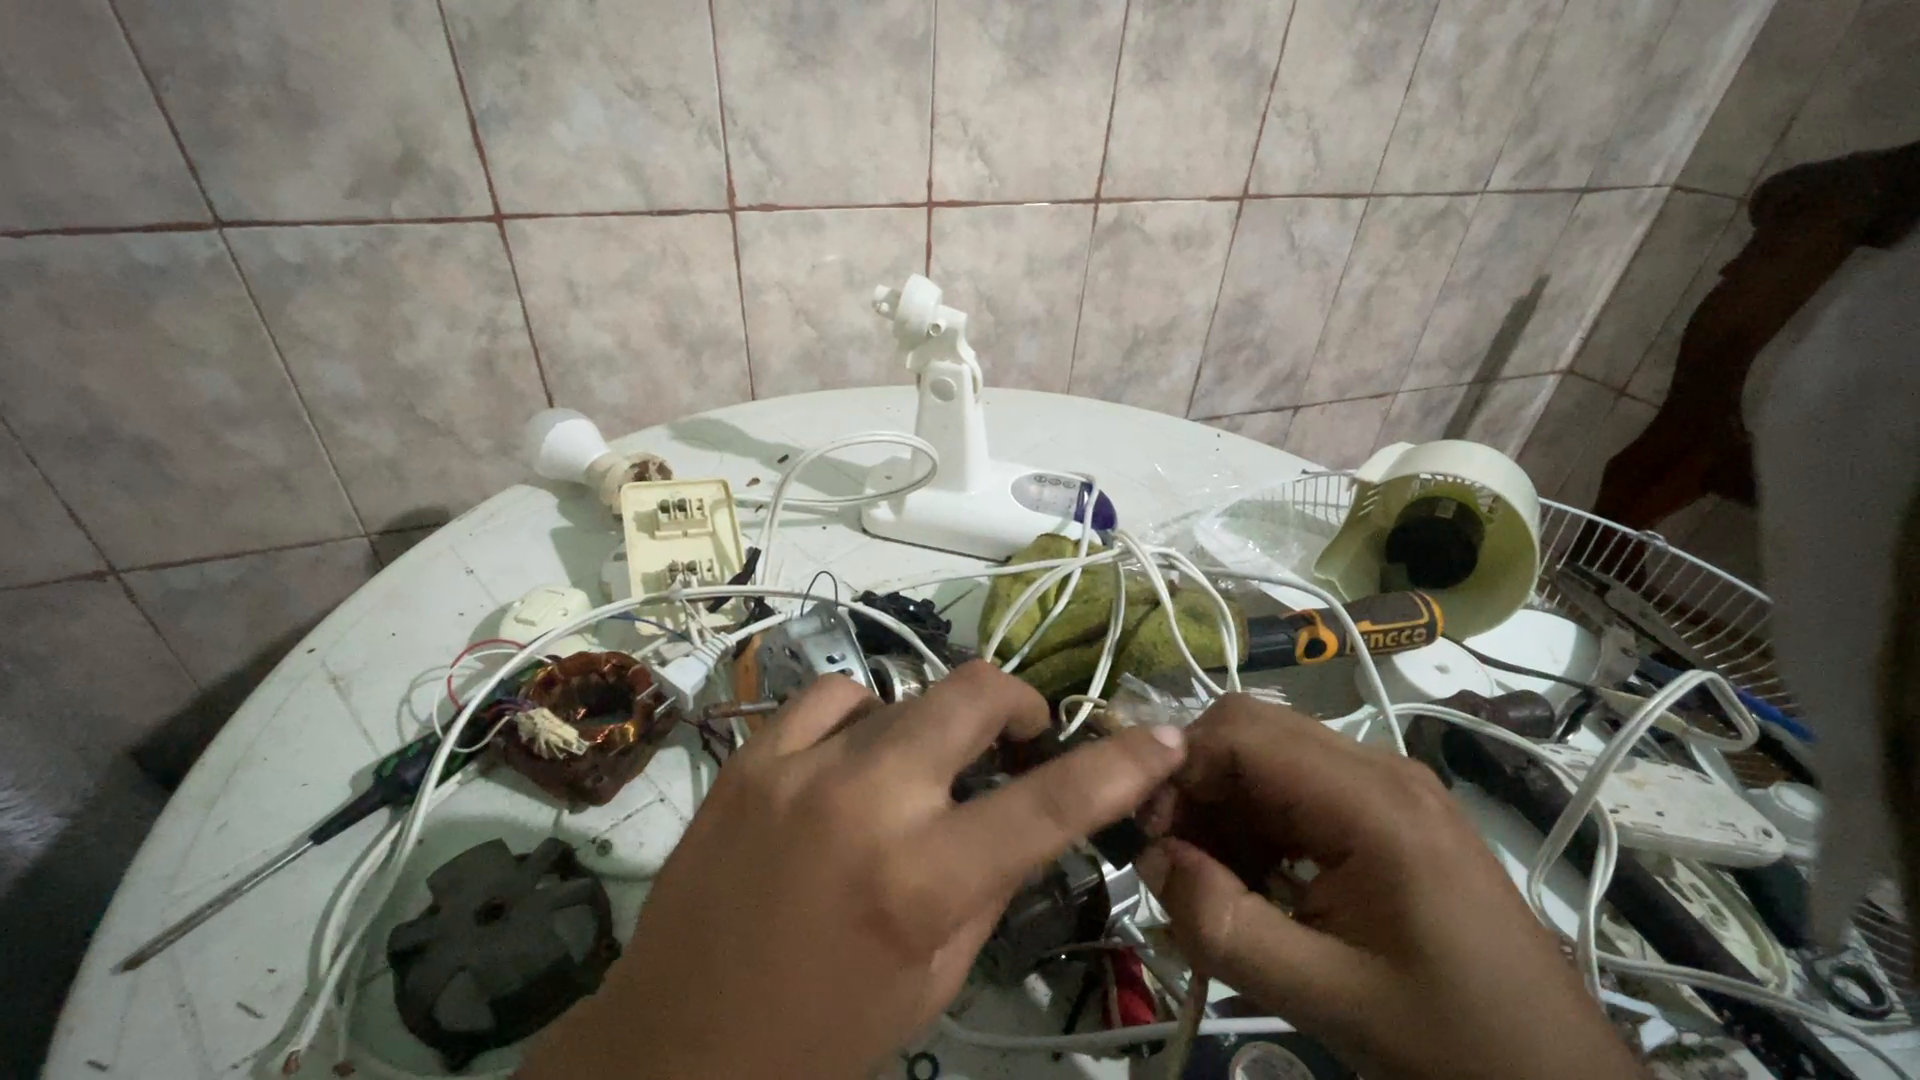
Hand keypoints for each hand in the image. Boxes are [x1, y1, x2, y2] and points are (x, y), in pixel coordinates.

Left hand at [519, 661, 1186, 1079]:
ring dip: (930, 723)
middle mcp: (865, 803)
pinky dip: (858, 717)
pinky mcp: (747, 759)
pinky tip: (850, 756)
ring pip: (900, 690)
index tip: (1162, 736)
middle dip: (1017, 705)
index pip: (1050, 804)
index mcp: (923, 881)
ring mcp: (797, 768)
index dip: (1119, 766)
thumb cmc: (822, 1034)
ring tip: (918, 766)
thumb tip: (1025, 813)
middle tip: (1020, 738)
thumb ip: (988, 883)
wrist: (678, 1048)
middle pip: (972, 695)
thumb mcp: (935, 976)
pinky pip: (827, 698)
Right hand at [1137, 696, 1645, 1079]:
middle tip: (1172, 859)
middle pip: (1252, 732)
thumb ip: (1223, 926)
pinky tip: (1254, 881)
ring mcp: (1388, 787)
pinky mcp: (1387, 812)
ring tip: (1209, 881)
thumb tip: (1152, 859)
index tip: (1146, 835)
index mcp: (1373, 801)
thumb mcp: (1325, 997)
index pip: (1243, 733)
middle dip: (1196, 786)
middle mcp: (1379, 769)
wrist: (1554, 1077)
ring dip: (1222, 808)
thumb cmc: (1450, 1039)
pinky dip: (1255, 823)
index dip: (1179, 769)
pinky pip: (1295, 788)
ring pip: (1267, 756)